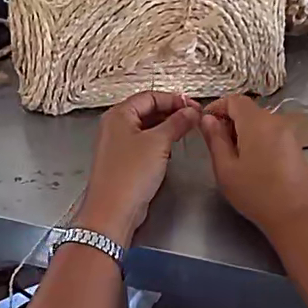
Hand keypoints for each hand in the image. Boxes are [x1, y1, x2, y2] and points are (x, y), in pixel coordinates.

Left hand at [77, 92, 201, 244]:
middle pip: (147, 110)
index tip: (194, 107)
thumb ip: (177, 123)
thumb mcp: (158, 143)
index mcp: (119, 115)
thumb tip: (191, 111)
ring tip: (186, 132)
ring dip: (166, 128)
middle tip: (193, 119)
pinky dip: (158, 143)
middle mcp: (115, 127)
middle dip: (172, 113)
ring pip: (146, 128)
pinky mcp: (123, 163)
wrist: (113, 211)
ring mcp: (117, 145)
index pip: (150, 96)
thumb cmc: (130, 174)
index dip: (174, 99)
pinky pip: (143, 145)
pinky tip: (171, 150)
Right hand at [197, 95, 307, 236]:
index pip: (234, 100)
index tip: (205, 125)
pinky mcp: (295, 147)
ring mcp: (289, 134)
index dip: (217, 107)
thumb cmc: (256, 193)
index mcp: (256, 122)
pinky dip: (258, 141)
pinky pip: (271, 134)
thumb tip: (208, 119)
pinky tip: (254, 165)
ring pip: (260, 123)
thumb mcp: (226, 168)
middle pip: (248, 111)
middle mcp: (275, 121)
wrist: (297, 215)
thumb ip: (215, 140)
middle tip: (217, 147)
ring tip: (234, 159)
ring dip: (244, 133)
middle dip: (230, 122)